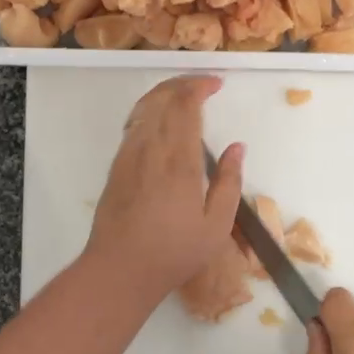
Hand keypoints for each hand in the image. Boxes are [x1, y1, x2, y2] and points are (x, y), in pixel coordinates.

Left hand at [85, 76, 244, 298]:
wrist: (120, 269)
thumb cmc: (174, 252)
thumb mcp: (216, 225)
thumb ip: (229, 182)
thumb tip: (237, 148)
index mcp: (179, 160)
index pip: (185, 105)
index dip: (200, 86)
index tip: (216, 84)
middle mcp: (150, 149)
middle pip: (162, 98)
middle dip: (183, 84)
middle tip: (203, 85)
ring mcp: (128, 156)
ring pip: (144, 109)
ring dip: (164, 94)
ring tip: (183, 96)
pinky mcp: (116, 168)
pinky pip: (133, 126)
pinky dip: (149, 112)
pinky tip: (160, 122)